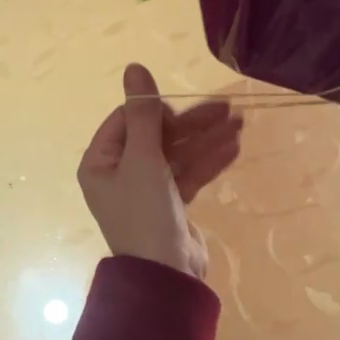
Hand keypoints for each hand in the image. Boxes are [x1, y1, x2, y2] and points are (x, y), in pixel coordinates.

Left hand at [78, 64, 244, 278]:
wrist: (166, 273)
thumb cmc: (145, 213)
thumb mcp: (143, 159)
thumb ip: (143, 113)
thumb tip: (134, 67)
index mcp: (100, 163)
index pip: (125, 120)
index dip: (155, 111)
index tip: (180, 111)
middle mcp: (119, 173)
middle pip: (157, 136)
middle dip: (192, 124)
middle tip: (227, 110)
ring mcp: (146, 190)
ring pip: (177, 154)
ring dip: (206, 139)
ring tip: (240, 125)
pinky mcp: (170, 205)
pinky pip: (188, 174)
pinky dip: (207, 162)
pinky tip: (233, 148)